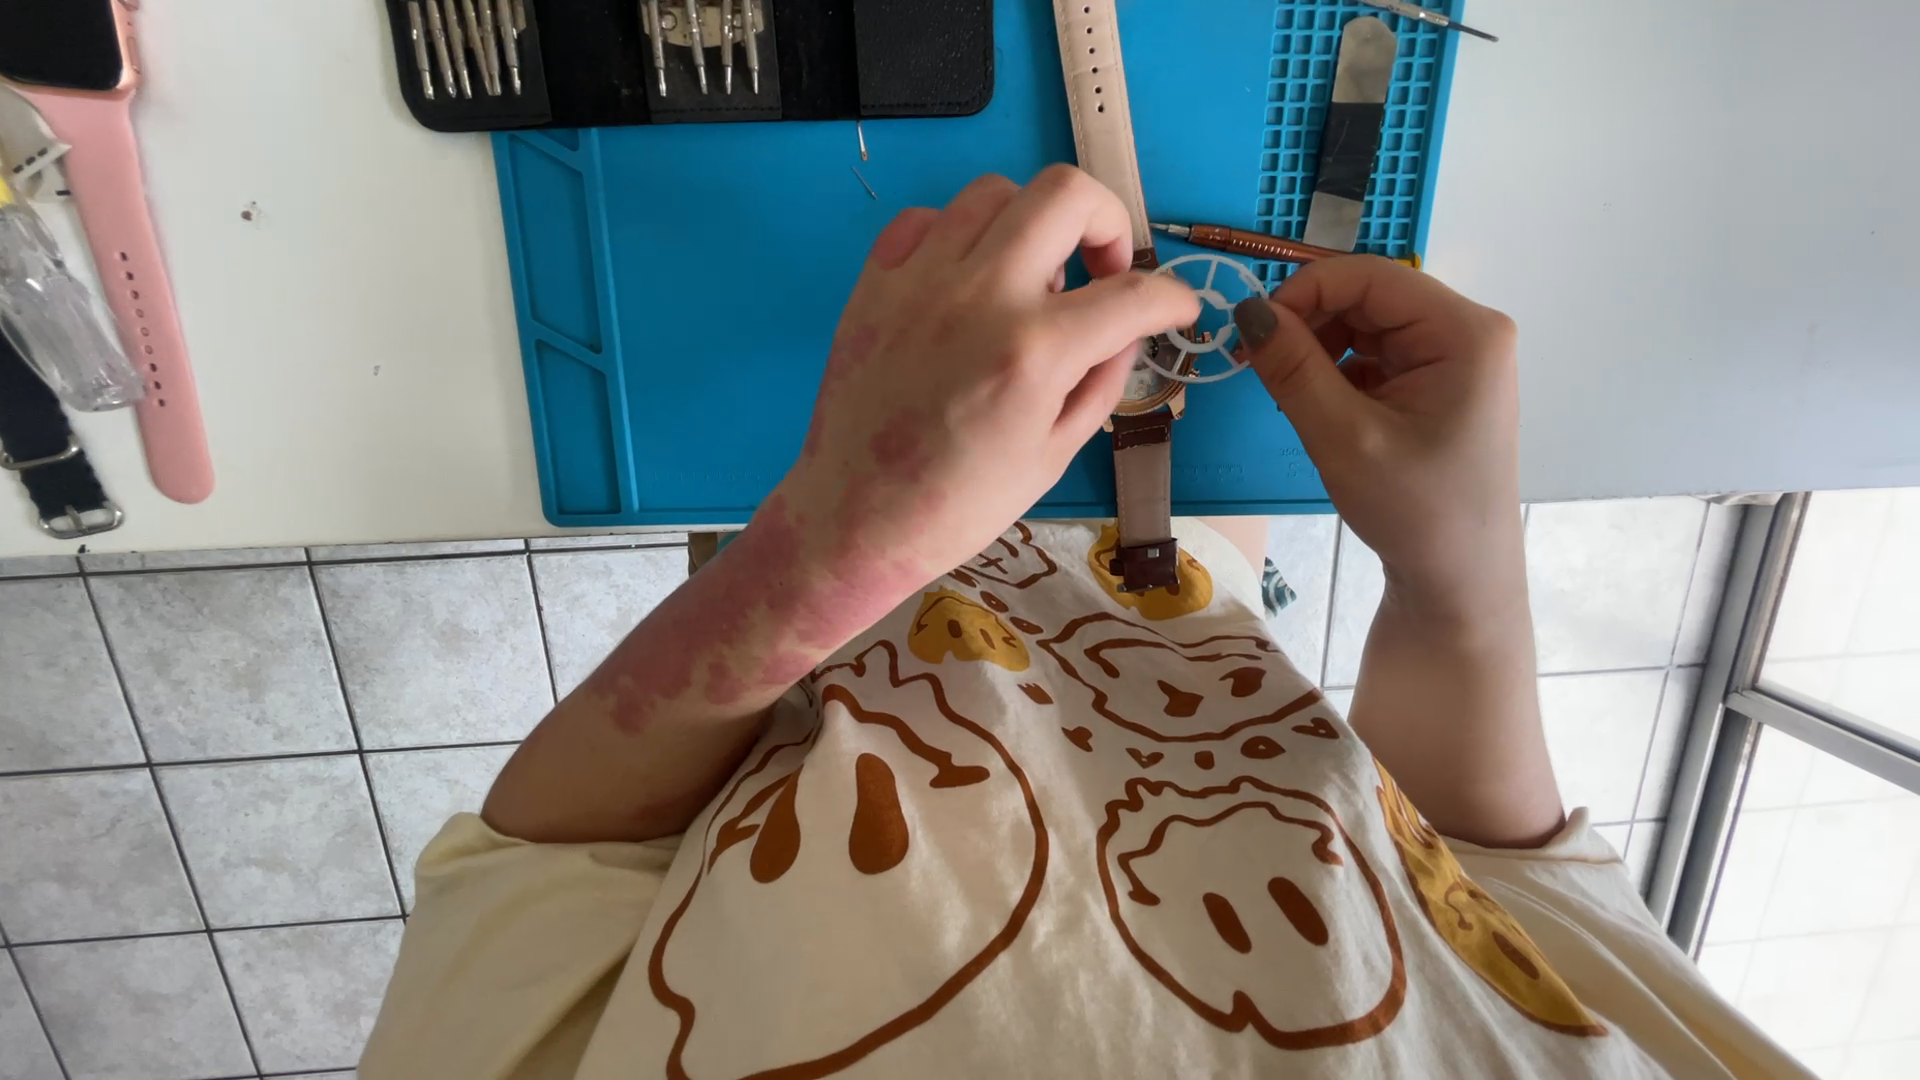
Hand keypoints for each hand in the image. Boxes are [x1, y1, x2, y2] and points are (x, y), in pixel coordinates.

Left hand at [769, 166, 1198, 622]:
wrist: (857, 518)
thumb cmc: (960, 506)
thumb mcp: (1053, 455)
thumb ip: (1102, 380)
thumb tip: (1124, 330)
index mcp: (1034, 351)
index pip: (1131, 293)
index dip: (1172, 297)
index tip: (1177, 307)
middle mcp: (980, 295)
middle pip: (1065, 194)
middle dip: (1108, 221)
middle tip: (1103, 270)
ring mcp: (919, 281)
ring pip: (995, 192)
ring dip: (1033, 224)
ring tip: (1030, 281)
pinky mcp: (873, 284)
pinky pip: (926, 219)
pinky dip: (959, 236)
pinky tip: (965, 281)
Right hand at [1234, 257, 1557, 846]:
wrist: (1456, 579)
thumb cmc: (1411, 508)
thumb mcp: (1343, 436)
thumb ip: (1294, 368)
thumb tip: (1246, 311)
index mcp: (1463, 331)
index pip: (1369, 277)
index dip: (1302, 293)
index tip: (1249, 336)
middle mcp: (1464, 332)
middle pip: (1368, 298)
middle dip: (1307, 323)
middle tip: (1257, 365)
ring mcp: (1450, 361)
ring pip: (1365, 328)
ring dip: (1317, 350)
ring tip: (1286, 392)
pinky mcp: (1433, 388)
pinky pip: (1372, 358)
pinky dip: (1334, 373)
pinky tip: (1316, 407)